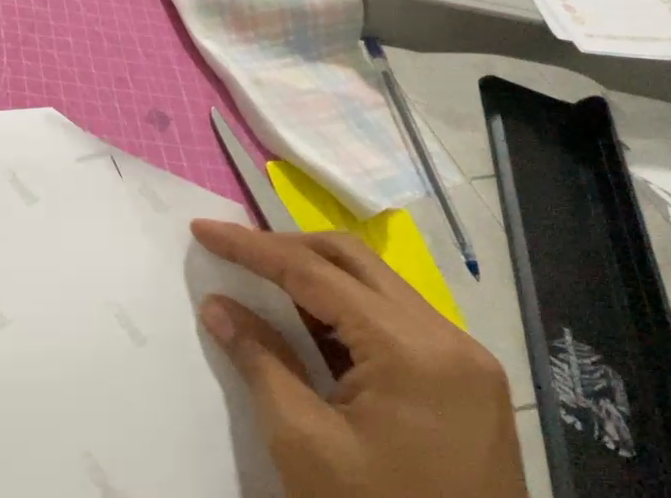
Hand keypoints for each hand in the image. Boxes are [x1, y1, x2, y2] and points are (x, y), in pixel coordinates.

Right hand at [191, 220, 526, 497]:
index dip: (252, 247)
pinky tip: (309, 328)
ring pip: (377, 287)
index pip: (315, 273)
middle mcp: (450, 341)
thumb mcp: (304, 440)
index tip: (202, 229)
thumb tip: (219, 306)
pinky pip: (397, 322)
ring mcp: (467, 364)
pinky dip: (346, 313)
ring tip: (260, 284)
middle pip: (354, 262)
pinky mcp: (468, 387)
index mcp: (412, 350)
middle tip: (232, 251)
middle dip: (286, 248)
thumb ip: (260, 359)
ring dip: (316, 278)